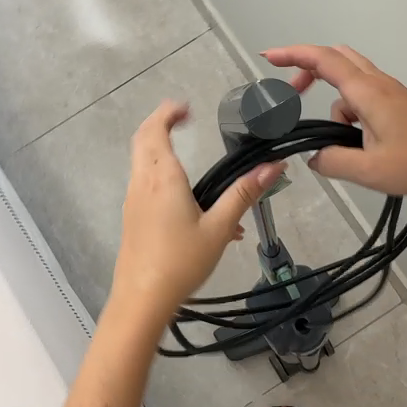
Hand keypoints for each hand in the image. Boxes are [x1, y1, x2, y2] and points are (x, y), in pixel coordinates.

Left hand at [111, 100, 282, 318]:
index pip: (157, 129)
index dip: (168, 113)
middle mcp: (142, 183)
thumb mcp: (219, 228)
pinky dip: (161, 178)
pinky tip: (190, 207)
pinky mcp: (131, 219)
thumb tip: (275, 167)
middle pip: (143, 140)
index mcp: (163, 177)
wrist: (142, 299)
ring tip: (190, 161)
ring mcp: (133, 201)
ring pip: (142, 163)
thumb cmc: (181, 261)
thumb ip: (244, 195)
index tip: (187, 108)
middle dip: (160, 124)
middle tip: (183, 120)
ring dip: (161, 152)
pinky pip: (144, 186)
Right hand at [264, 44, 406, 203]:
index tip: (267, 57)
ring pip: (350, 77)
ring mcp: (390, 92)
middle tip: (291, 93)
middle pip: (336, 57)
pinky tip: (355, 140)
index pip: (324, 61)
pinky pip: (362, 94)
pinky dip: (348, 109)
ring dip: (332, 98)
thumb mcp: (367, 171)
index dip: (293, 55)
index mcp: (368, 93)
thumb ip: (332, 161)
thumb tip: (314, 157)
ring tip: (332, 136)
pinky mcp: (398, 104)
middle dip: (308, 69)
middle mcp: (379, 84)